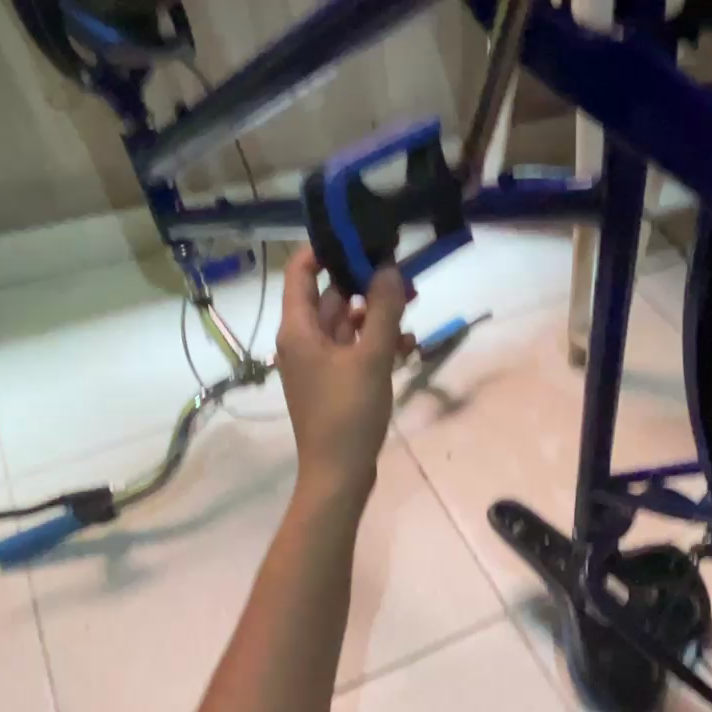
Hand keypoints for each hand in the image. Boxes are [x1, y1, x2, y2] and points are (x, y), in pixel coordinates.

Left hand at [274, 248, 415, 502]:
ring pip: (347, 326)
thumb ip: (384, 312)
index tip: (360, 237)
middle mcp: (303, 341)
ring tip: (412, 307)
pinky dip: (376, 345)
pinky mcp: (335, 386)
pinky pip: (354, 353)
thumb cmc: (349, 413)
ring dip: (377, 316)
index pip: (301, 271)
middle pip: (331, 298)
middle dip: (365, 284)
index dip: (326, 249)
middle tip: (403, 274)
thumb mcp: (372, 358)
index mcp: (299, 329)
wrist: (338, 474)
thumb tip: (389, 269)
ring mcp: (318, 365)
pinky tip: (408, 346)